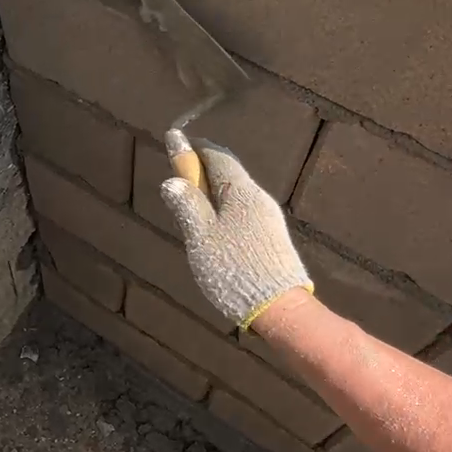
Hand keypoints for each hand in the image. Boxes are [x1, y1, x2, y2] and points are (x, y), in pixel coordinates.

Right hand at [159, 129, 311, 328]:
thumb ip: (187, 205)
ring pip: (234, 196)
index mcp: (241, 191)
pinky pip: (242, 213)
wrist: (279, 308)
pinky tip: (212, 231)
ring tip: (190, 210)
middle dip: (201, 173)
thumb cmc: (234, 267)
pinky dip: (222, 212)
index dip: (194, 148)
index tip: (175, 143)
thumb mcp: (201, 236)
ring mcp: (268, 219)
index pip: (217, 156)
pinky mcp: (271, 238)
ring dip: (211, 195)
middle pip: (227, 174)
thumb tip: (172, 180)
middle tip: (178, 181)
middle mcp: (259, 198)